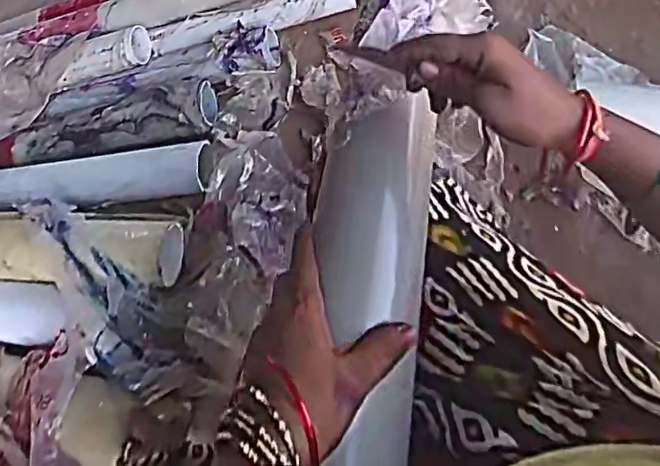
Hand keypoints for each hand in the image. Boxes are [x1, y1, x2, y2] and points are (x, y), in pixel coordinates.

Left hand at [245, 230, 413, 464]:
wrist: (267, 439)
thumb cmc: (308, 406)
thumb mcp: (352, 380)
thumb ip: (380, 352)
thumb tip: (404, 331)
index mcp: (301, 305)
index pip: (301, 254)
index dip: (307, 234)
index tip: (315, 221)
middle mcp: (277, 310)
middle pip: (289, 274)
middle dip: (306, 268)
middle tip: (328, 269)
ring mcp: (263, 330)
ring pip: (279, 299)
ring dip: (295, 297)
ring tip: (320, 308)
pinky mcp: (255, 352)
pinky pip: (273, 324)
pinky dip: (286, 322)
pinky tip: (302, 342)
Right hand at [361, 32, 582, 150]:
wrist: (569, 126)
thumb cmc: (530, 115)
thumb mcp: (486, 102)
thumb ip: (451, 82)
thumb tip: (420, 67)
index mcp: (482, 47)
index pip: (435, 44)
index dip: (408, 52)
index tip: (385, 61)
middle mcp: (484, 45)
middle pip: (440, 49)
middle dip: (419, 65)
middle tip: (407, 87)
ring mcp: (490, 55)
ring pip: (449, 60)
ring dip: (435, 78)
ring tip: (432, 102)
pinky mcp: (494, 68)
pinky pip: (462, 69)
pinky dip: (449, 83)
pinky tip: (448, 102)